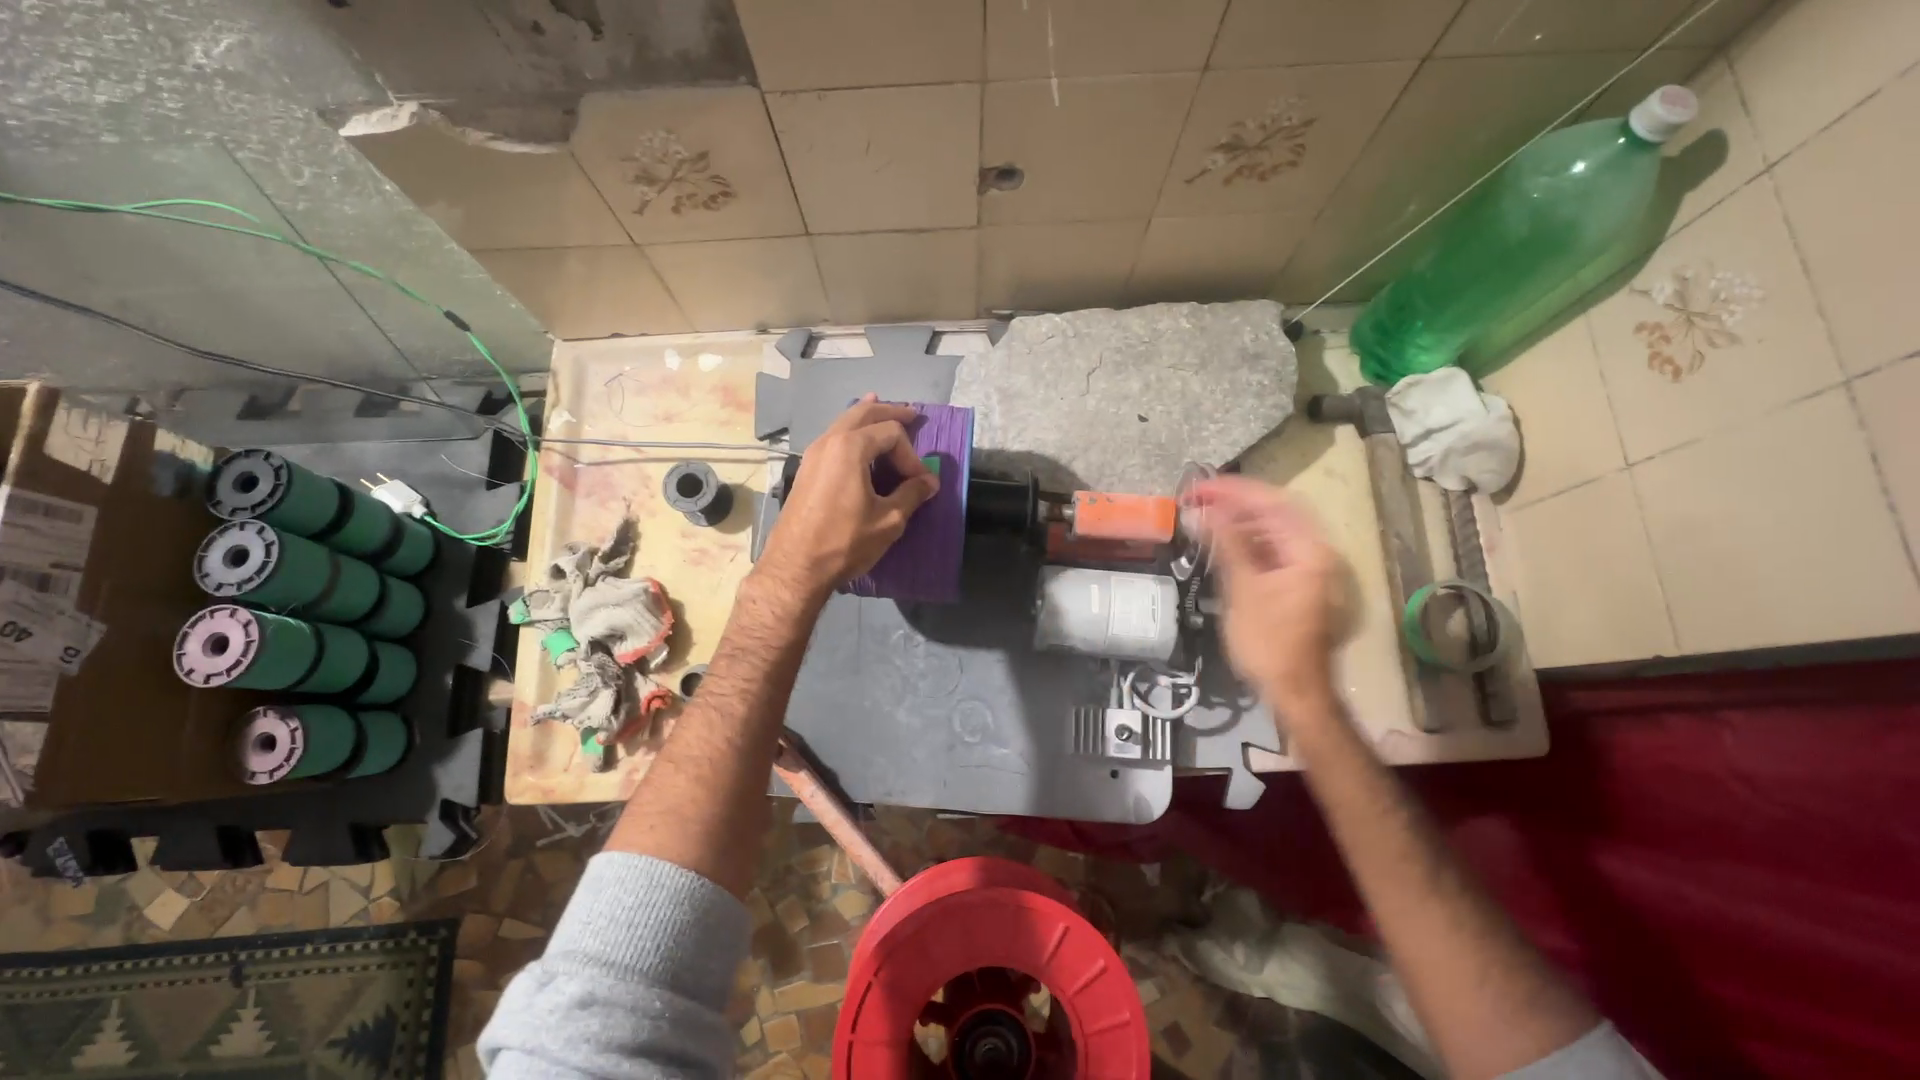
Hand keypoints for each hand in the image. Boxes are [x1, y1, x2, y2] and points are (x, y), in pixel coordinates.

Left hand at [757, 395, 939, 598]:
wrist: (796, 566)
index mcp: (850, 447)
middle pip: (864, 413)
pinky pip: (834, 438)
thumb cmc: (844, 541)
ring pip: (844, 423)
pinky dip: (851, 433)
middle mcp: (829, 441)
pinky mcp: (806, 469)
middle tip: (912, 414)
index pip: (891, 432)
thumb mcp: (888, 520)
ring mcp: (813, 453)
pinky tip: (857, 440)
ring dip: (868, 419)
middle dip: (890, 412)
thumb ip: (911, 495)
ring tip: (883, 412)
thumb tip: (929, 482)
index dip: (911, 454)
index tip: (920, 481)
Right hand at [1190, 475, 1343, 714]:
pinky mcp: (1295, 584)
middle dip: (1235, 503)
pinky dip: (1246, 542)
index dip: (1233, 491)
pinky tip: (1220, 544)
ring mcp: (1307, 569)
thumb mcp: (1243, 590)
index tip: (1198, 488)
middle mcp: (1315, 552)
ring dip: (1238, 521)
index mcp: (1309, 550)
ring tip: (1203, 518)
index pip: (1271, 502)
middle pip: (1274, 512)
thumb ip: (1226, 544)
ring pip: (1272, 531)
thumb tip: (1204, 511)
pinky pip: (1271, 550)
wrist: (1294, 690)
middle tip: (1196, 500)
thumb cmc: (1269, 643)